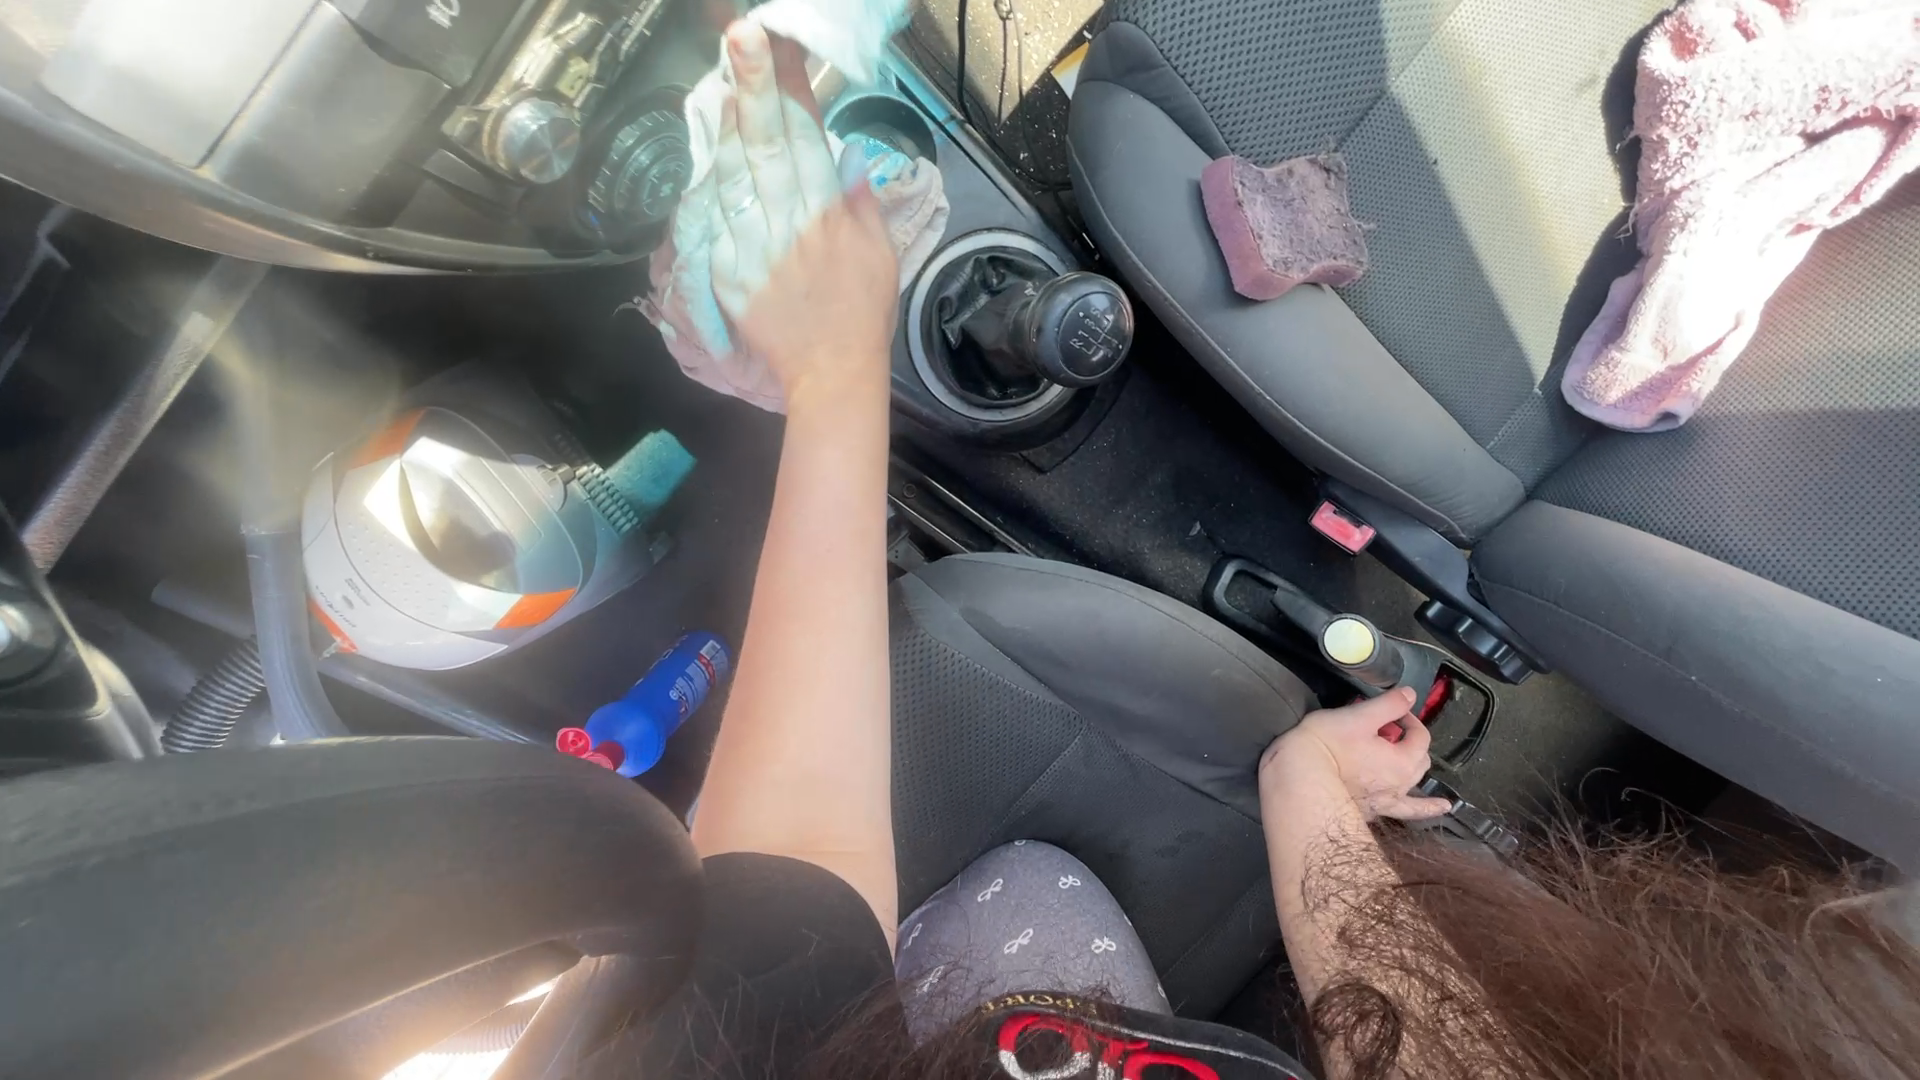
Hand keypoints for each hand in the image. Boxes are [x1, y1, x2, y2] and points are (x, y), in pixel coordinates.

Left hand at [702, 21, 898, 402]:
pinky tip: (713, 151)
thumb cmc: (863, 317)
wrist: (830, 374)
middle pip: (767, 145)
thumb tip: (848, 158)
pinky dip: (712, 181)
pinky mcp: (726, 272)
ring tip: (721, 80)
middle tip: (740, 34)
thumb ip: (862, 205)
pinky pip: (715, 216)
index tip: (781, 42)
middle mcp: (789, 225)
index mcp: (829, 218)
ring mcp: (752, 248)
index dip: (793, 88)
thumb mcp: (882, 259)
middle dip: (753, 85)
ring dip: (726, 124)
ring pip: (733, 173)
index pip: (809, 139)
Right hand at [1260, 688, 1453, 821]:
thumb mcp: (1357, 716)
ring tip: (1417, 760)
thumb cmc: (1327, 743)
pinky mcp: (1375, 811)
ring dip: (1417, 768)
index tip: (1391, 711)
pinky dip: (1426, 808)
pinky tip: (1440, 808)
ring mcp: (1390, 800)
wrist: (1302, 778)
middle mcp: (1402, 782)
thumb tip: (1411, 694)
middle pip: (1419, 759)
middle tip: (1386, 729)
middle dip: (1409, 741)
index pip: (1419, 735)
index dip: (1408, 718)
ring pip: (1415, 783)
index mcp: (1402, 759)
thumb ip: (1387, 705)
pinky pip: (1408, 811)